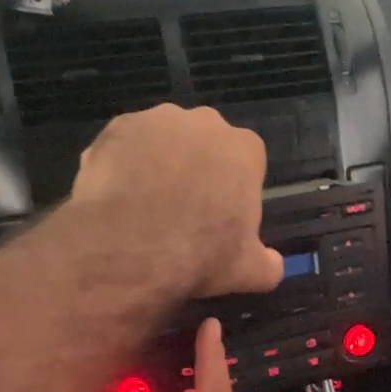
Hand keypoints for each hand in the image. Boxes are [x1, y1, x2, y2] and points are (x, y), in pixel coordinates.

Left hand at [71, 104, 282, 296]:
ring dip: (158, 163)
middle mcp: (204, 122)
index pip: (246, 162)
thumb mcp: (249, 272)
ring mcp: (157, 119)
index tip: (220, 216)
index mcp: (244, 149)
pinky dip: (122, 165)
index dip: (233, 188)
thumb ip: (268, 264)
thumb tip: (273, 264)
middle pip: (204, 143)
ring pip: (163, 140)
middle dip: (196, 168)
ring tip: (144, 204)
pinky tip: (116, 197)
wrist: (131, 247)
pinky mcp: (117, 127)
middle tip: (181, 209)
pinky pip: (125, 145)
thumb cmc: (201, 254)